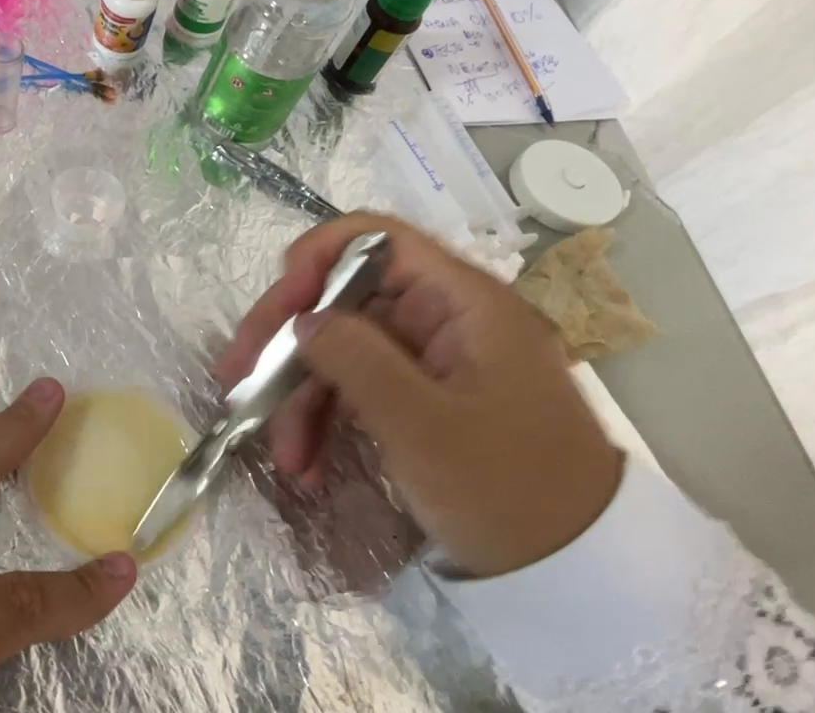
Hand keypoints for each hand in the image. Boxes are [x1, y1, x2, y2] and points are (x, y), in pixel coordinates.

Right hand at [219, 215, 623, 577]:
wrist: (577, 574)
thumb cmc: (510, 492)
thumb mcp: (424, 427)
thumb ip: (357, 360)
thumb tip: (302, 320)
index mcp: (460, 301)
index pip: (375, 239)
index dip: (316, 258)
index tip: (278, 308)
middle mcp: (442, 317)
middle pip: (343, 297)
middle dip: (287, 340)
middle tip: (237, 379)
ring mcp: (430, 360)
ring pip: (341, 349)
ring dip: (300, 396)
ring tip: (283, 456)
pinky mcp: (420, 399)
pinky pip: (356, 389)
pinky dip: (325, 420)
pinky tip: (306, 463)